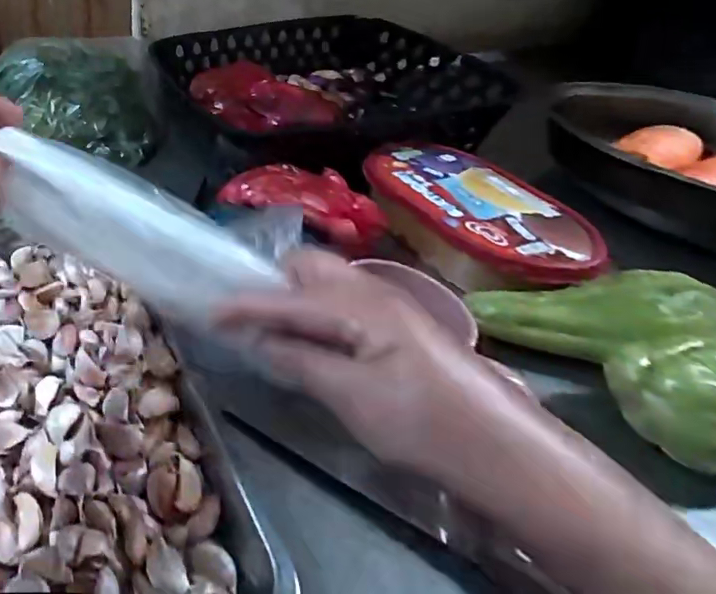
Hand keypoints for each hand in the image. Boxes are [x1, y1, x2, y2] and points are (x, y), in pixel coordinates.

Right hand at [213, 249, 534, 473]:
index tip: (212, 310)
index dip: (247, 303)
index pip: (288, 295)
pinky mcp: (402, 321)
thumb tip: (259, 340)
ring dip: (299, 296)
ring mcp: (392, 301)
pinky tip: (318, 340)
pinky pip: (347, 298)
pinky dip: (321, 310)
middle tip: (252, 317)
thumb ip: (301, 361)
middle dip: (275, 283)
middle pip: (311, 267)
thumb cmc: (423, 424)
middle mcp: (374, 288)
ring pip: (330, 280)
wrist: (503, 448)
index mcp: (359, 302)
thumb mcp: (353, 399)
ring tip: (279, 329)